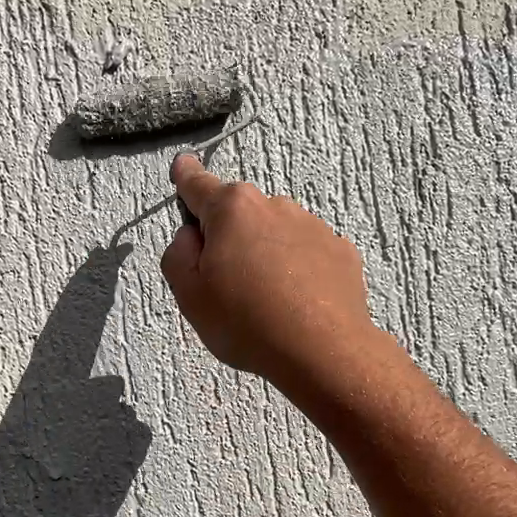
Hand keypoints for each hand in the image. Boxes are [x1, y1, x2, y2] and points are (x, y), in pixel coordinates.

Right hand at [159, 154, 382, 386]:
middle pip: (238, 216)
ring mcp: (312, 226)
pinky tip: (291, 306)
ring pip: (273, 235)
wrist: (321, 351)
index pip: (198, 186)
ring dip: (262, 257)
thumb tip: (189, 236)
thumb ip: (177, 257)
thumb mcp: (189, 297)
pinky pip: (304, 255)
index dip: (185, 177)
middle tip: (223, 287)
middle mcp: (274, 206)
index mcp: (231, 211)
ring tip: (262, 304)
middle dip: (226, 239)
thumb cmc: (245, 323)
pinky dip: (294, 272)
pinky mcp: (339, 251)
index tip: (182, 166)